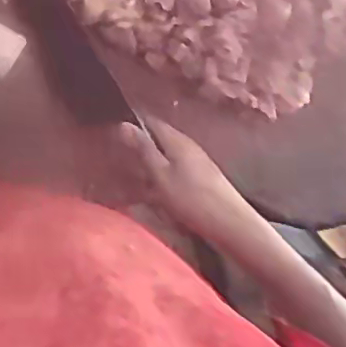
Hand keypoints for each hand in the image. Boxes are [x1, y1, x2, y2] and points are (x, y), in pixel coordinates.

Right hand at [120, 117, 345, 346]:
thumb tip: (124, 123)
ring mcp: (197, 161)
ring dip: (150, 160)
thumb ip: (143, 149)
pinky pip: (175, 168)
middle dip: (139, 142)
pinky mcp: (203, 178)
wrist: (234, 227)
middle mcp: (188, 145)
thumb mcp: (160, 175)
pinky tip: (154, 189)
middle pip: (158, 136)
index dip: (131, 121)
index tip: (112, 128)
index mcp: (176, 139)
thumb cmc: (192, 199)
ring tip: (131, 173)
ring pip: (166, 153)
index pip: (149, 119)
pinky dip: (161, 173)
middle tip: (117, 153)